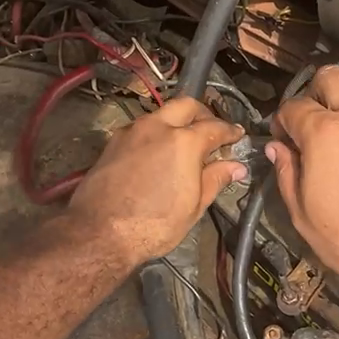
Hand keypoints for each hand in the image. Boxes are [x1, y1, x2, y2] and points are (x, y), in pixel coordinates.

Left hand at [68, 97, 244, 265]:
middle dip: (203, 114)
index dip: (230, 132)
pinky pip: (141, 128)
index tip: (238, 136)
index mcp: (184, 141)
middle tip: (212, 132)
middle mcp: (157, 127)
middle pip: (186, 105)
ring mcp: (132, 132)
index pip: (215, 127)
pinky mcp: (113, 143)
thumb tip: (236, 167)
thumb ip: (215, 179)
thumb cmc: (153, 225)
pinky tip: (158, 154)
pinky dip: (156, 134)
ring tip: (185, 144)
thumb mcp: (194, 206)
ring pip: (160, 114)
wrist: (100, 233)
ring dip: (176, 122)